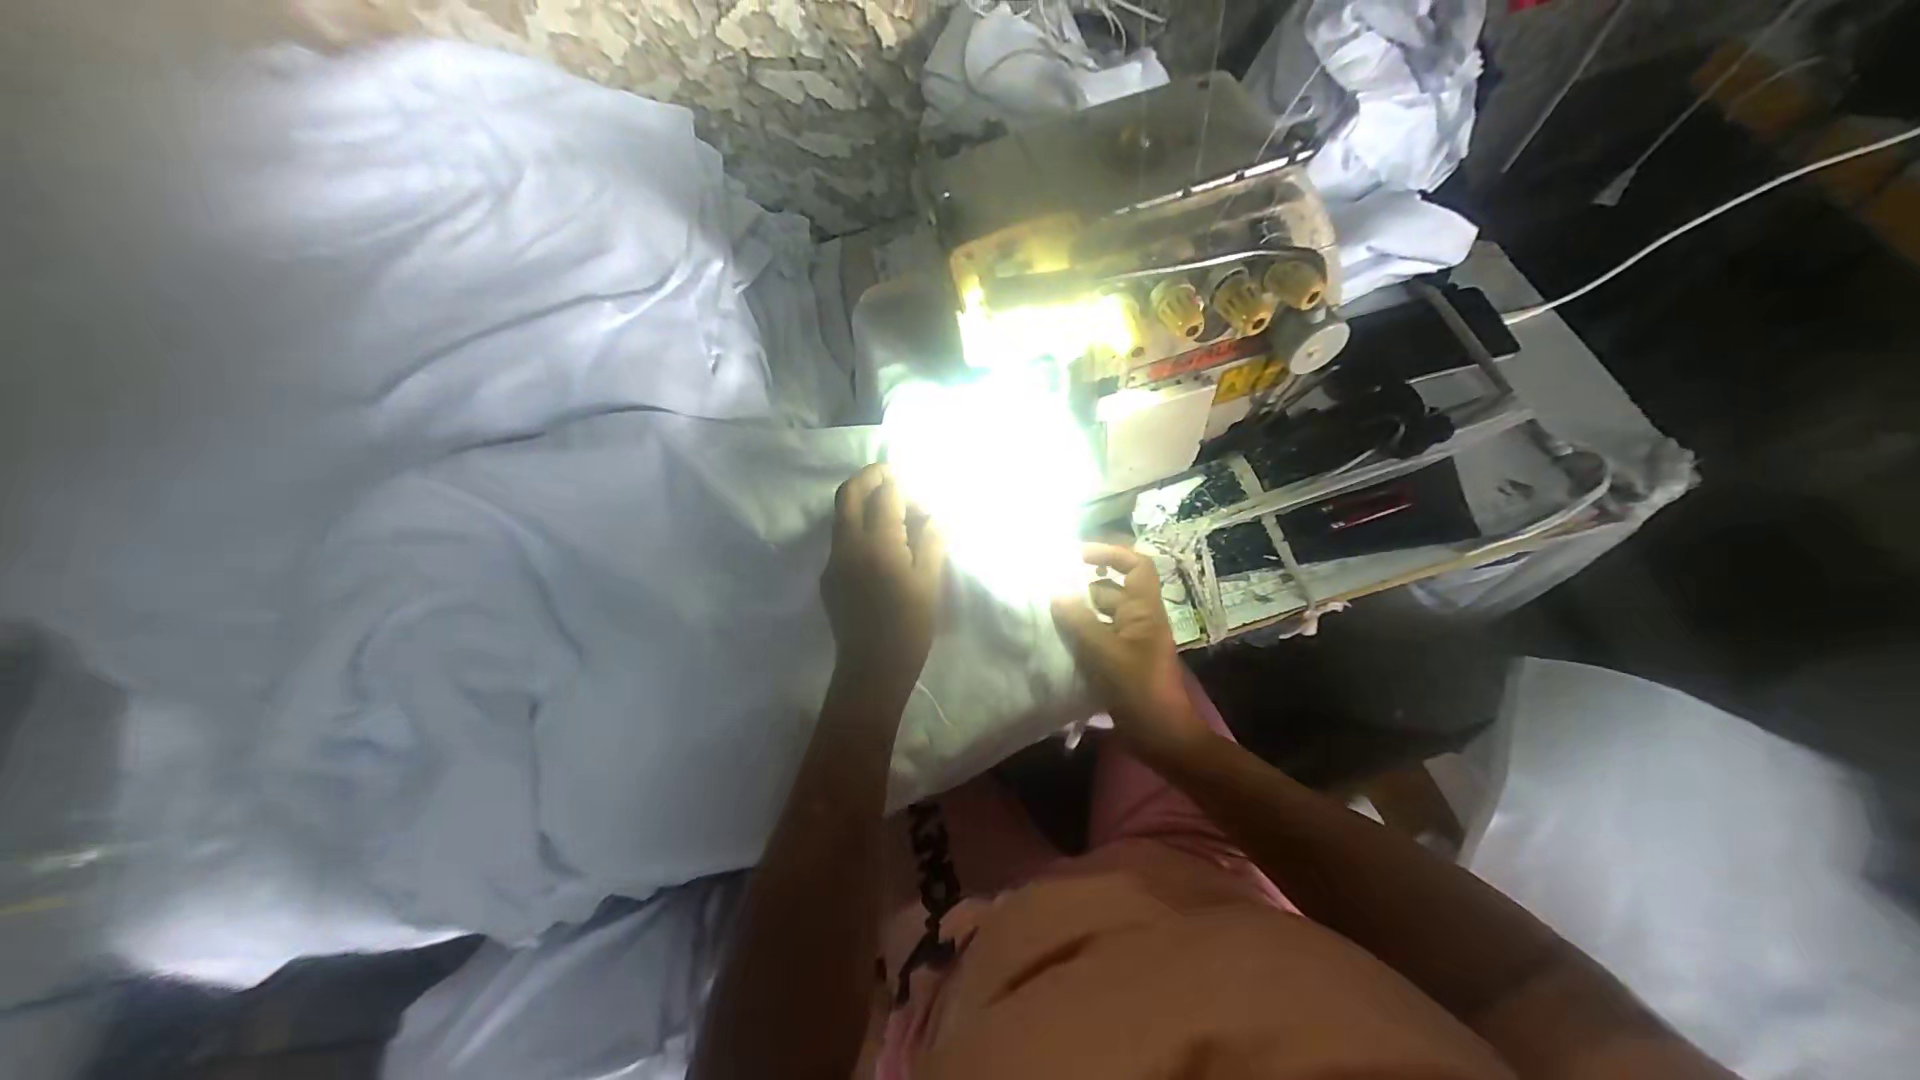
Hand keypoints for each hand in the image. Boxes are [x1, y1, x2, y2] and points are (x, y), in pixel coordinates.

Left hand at [821, 464, 946, 688]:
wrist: (871, 669)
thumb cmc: (909, 627)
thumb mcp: (929, 583)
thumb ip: (931, 541)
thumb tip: (936, 514)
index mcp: (877, 544)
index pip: (885, 495)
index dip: (901, 485)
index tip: (916, 486)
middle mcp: (848, 545)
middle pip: (850, 493)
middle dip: (870, 477)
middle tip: (892, 475)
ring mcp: (833, 561)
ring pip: (841, 515)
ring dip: (862, 502)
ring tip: (890, 510)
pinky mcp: (828, 577)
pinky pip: (841, 539)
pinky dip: (858, 527)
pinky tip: (881, 545)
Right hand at [1050, 543, 1208, 757]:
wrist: (1160, 735)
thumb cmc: (1139, 688)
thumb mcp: (1105, 652)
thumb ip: (1079, 622)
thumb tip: (1056, 594)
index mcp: (1144, 610)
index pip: (1135, 565)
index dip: (1110, 553)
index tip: (1077, 556)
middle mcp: (1137, 620)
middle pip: (1109, 590)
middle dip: (1080, 588)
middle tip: (1047, 591)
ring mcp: (1128, 642)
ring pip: (1099, 616)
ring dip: (1076, 614)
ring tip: (1045, 616)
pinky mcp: (1118, 662)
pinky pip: (1095, 639)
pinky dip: (1077, 637)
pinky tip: (1055, 643)